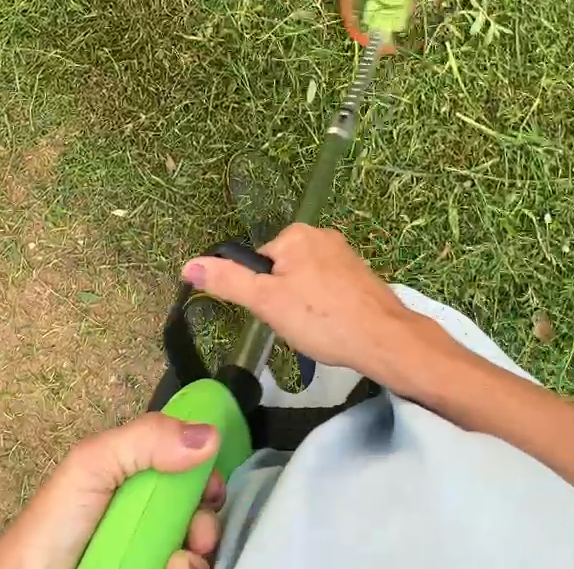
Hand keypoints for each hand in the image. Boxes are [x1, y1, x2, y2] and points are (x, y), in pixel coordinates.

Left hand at [0, 412, 225, 568]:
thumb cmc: (50, 526)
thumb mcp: (92, 464)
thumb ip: (144, 439)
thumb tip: (210, 436)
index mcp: (137, 481)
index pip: (189, 472)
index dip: (205, 479)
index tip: (211, 490)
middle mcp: (148, 519)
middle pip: (201, 516)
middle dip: (205, 524)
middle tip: (195, 536)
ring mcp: (150, 555)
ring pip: (197, 554)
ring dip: (195, 557)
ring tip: (175, 562)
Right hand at [182, 223, 442, 384]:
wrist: (385, 340)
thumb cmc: (321, 319)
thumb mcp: (266, 301)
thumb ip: (228, 281)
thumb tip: (188, 264)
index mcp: (295, 233)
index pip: (259, 263)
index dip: (262, 294)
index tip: (276, 314)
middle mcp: (320, 234)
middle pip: (281, 270)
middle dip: (283, 299)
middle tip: (297, 324)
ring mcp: (344, 253)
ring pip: (305, 281)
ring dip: (305, 305)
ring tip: (317, 328)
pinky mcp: (360, 274)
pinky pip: (328, 288)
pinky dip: (326, 307)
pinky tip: (333, 326)